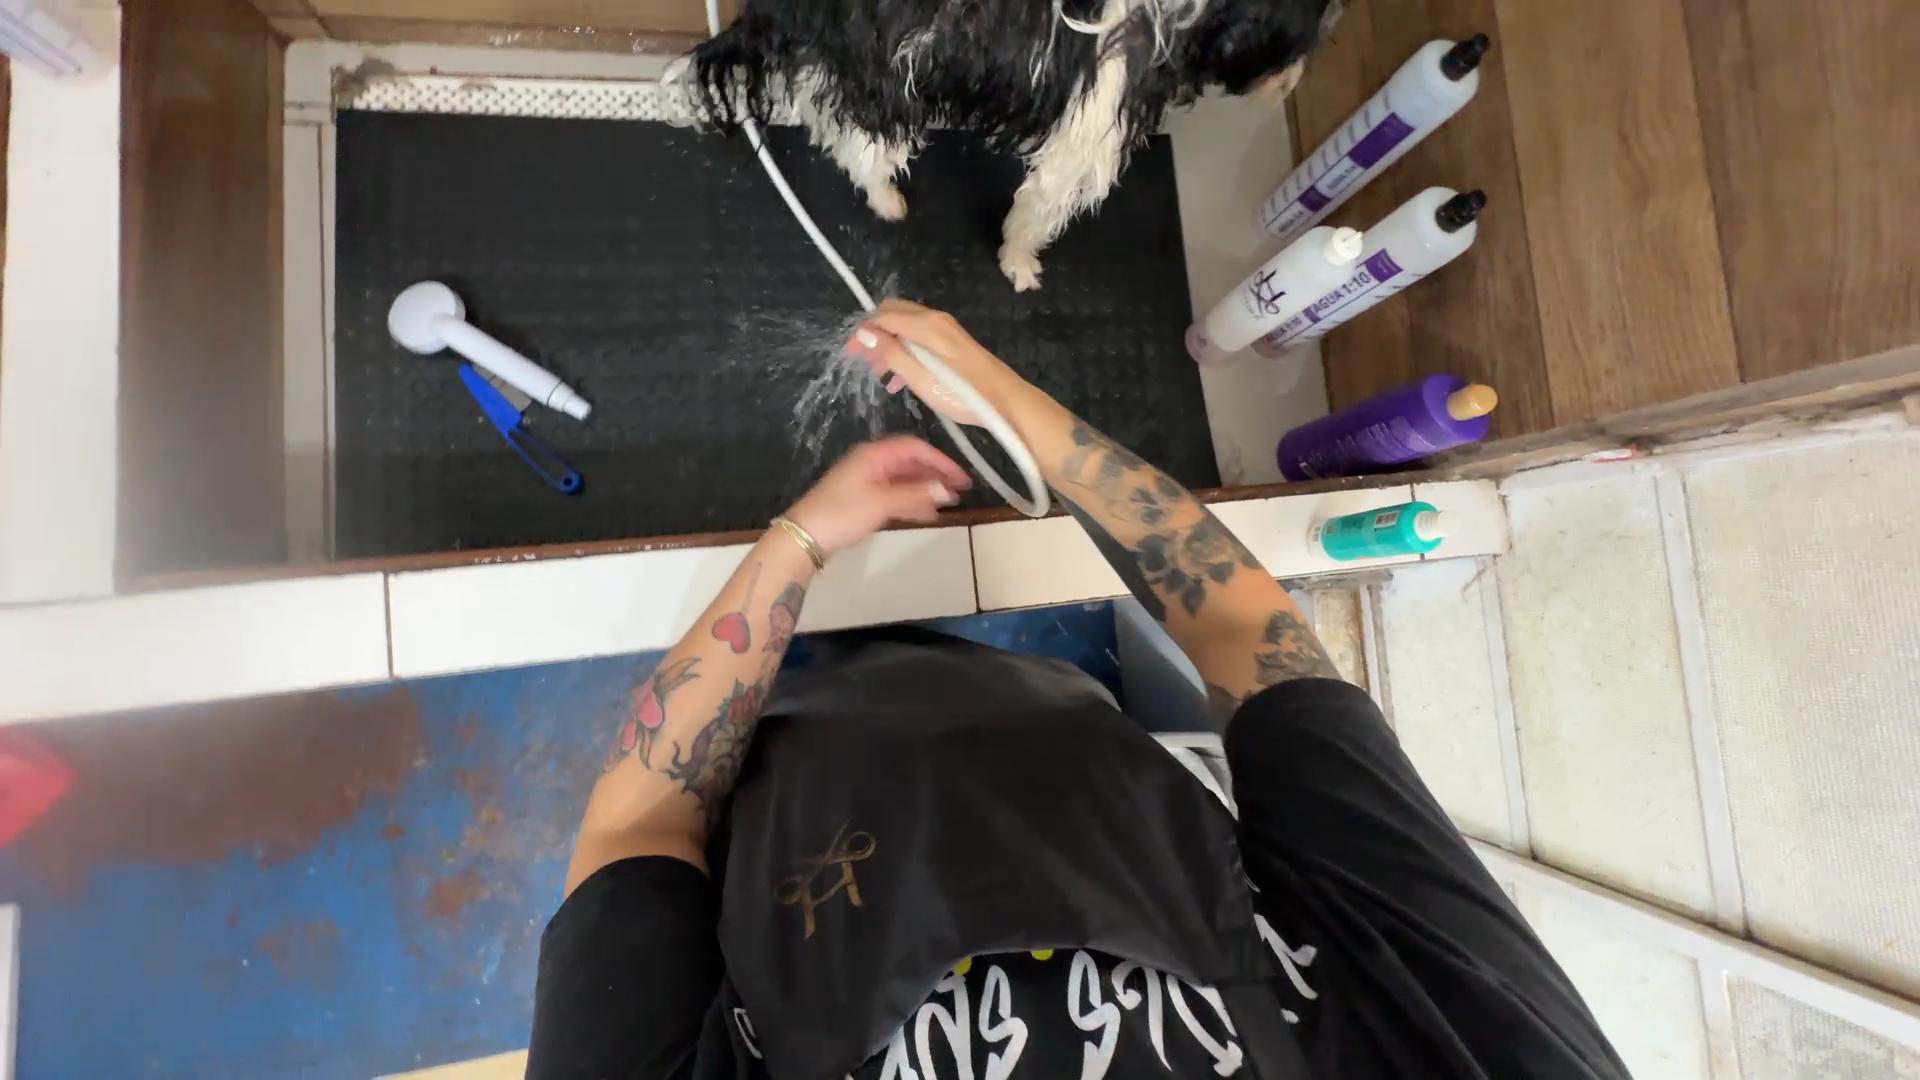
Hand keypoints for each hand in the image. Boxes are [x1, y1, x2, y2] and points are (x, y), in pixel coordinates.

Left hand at [782, 436, 972, 557]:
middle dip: (936, 475)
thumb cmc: (842, 513)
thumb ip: (915, 495)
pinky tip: (928, 514)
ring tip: (950, 502)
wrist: (804, 537)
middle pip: (911, 462)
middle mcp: (872, 463)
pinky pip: (896, 495)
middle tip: (962, 490)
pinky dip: (913, 501)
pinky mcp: (864, 500)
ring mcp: (867, 481)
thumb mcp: (882, 503)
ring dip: (927, 489)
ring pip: (905, 480)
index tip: (962, 477)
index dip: (941, 460)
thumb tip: (947, 489)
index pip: (915, 448)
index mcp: (874, 455)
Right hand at [846, 299, 1032, 427]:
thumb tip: (864, 333)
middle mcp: (935, 319)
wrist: (1005, 401)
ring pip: (907, 327)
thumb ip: (891, 353)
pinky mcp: (954, 343)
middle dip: (875, 334)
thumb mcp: (920, 377)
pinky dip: (906, 351)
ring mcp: (947, 330)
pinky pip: (921, 338)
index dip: (863, 332)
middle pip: (895, 314)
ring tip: (880, 375)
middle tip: (863, 361)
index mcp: (925, 324)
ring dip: (889, 345)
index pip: (883, 315)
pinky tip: (901, 378)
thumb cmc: (961, 393)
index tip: (851, 354)